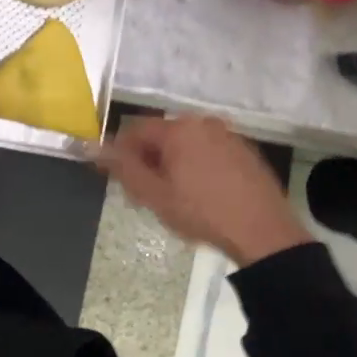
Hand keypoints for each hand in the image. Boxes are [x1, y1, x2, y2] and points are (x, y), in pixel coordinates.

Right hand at [99, 114, 311, 266]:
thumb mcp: (153, 194)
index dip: (120, 153)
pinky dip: (198, 166)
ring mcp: (229, 136)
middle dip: (148, 159)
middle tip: (146, 191)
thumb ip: (121, 167)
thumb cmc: (202, 212)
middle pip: (162, 135)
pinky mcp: (247, 152)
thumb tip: (92, 147)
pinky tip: (202, 194)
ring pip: (187, 144)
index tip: (117, 178)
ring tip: (174, 195)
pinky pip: (210, 152)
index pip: (135, 131)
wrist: (264, 234)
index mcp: (178, 128)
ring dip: (173, 163)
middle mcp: (204, 123)